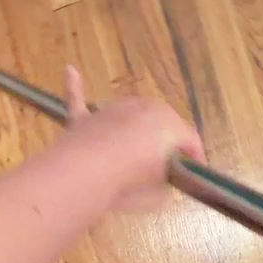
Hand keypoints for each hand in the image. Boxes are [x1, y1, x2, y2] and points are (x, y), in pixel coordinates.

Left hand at [59, 66, 203, 212]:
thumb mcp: (159, 191)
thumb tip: (157, 183)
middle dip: (161, 141)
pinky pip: (78, 98)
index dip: (192, 158)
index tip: (192, 173)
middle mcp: (143, 109)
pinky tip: (70, 71)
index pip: (189, 140)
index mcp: (169, 124)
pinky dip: (74, 86)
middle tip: (158, 167)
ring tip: (130, 149)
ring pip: (127, 113)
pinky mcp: (82, 119)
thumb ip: (162, 183)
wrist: (91, 171)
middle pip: (159, 123)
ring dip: (131, 126)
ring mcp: (111, 111)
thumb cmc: (132, 180)